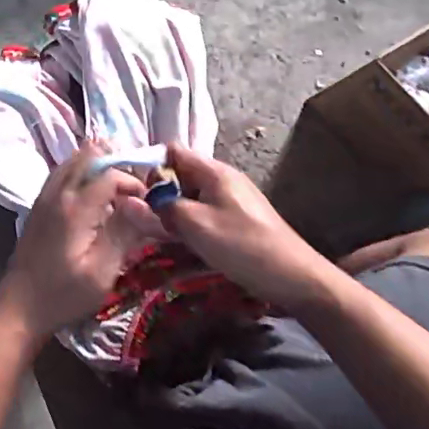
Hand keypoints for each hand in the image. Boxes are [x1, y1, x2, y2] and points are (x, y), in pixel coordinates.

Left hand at [0, 142, 160, 337]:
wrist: (19, 306)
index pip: (110, 173)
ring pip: (74, 160)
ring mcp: (45, 195)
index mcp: (75, 207)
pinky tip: (93, 194)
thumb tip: (144, 204)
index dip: (132, 183)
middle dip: (116, 166)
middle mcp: (58, 192)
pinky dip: (82, 172)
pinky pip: (63, 172)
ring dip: (98, 166)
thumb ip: (123, 233)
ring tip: (116, 190)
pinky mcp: (39, 203)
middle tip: (133, 192)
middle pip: (89, 156)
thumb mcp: (101, 272)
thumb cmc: (63, 294)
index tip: (145, 205)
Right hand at [152, 144, 339, 311]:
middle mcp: (222, 178)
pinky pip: (204, 212)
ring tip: (164, 237)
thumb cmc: (243, 246)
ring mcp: (232, 199)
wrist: (296, 277)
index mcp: (214, 170)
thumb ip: (162, 209)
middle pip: (180, 174)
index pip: (172, 151)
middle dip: (160, 194)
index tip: (139, 195)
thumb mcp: (196, 225)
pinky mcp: (238, 219)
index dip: (152, 167)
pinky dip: (191, 224)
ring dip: (174, 213)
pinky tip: (187, 245)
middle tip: (147, 221)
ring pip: (191, 196)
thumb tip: (132, 199)